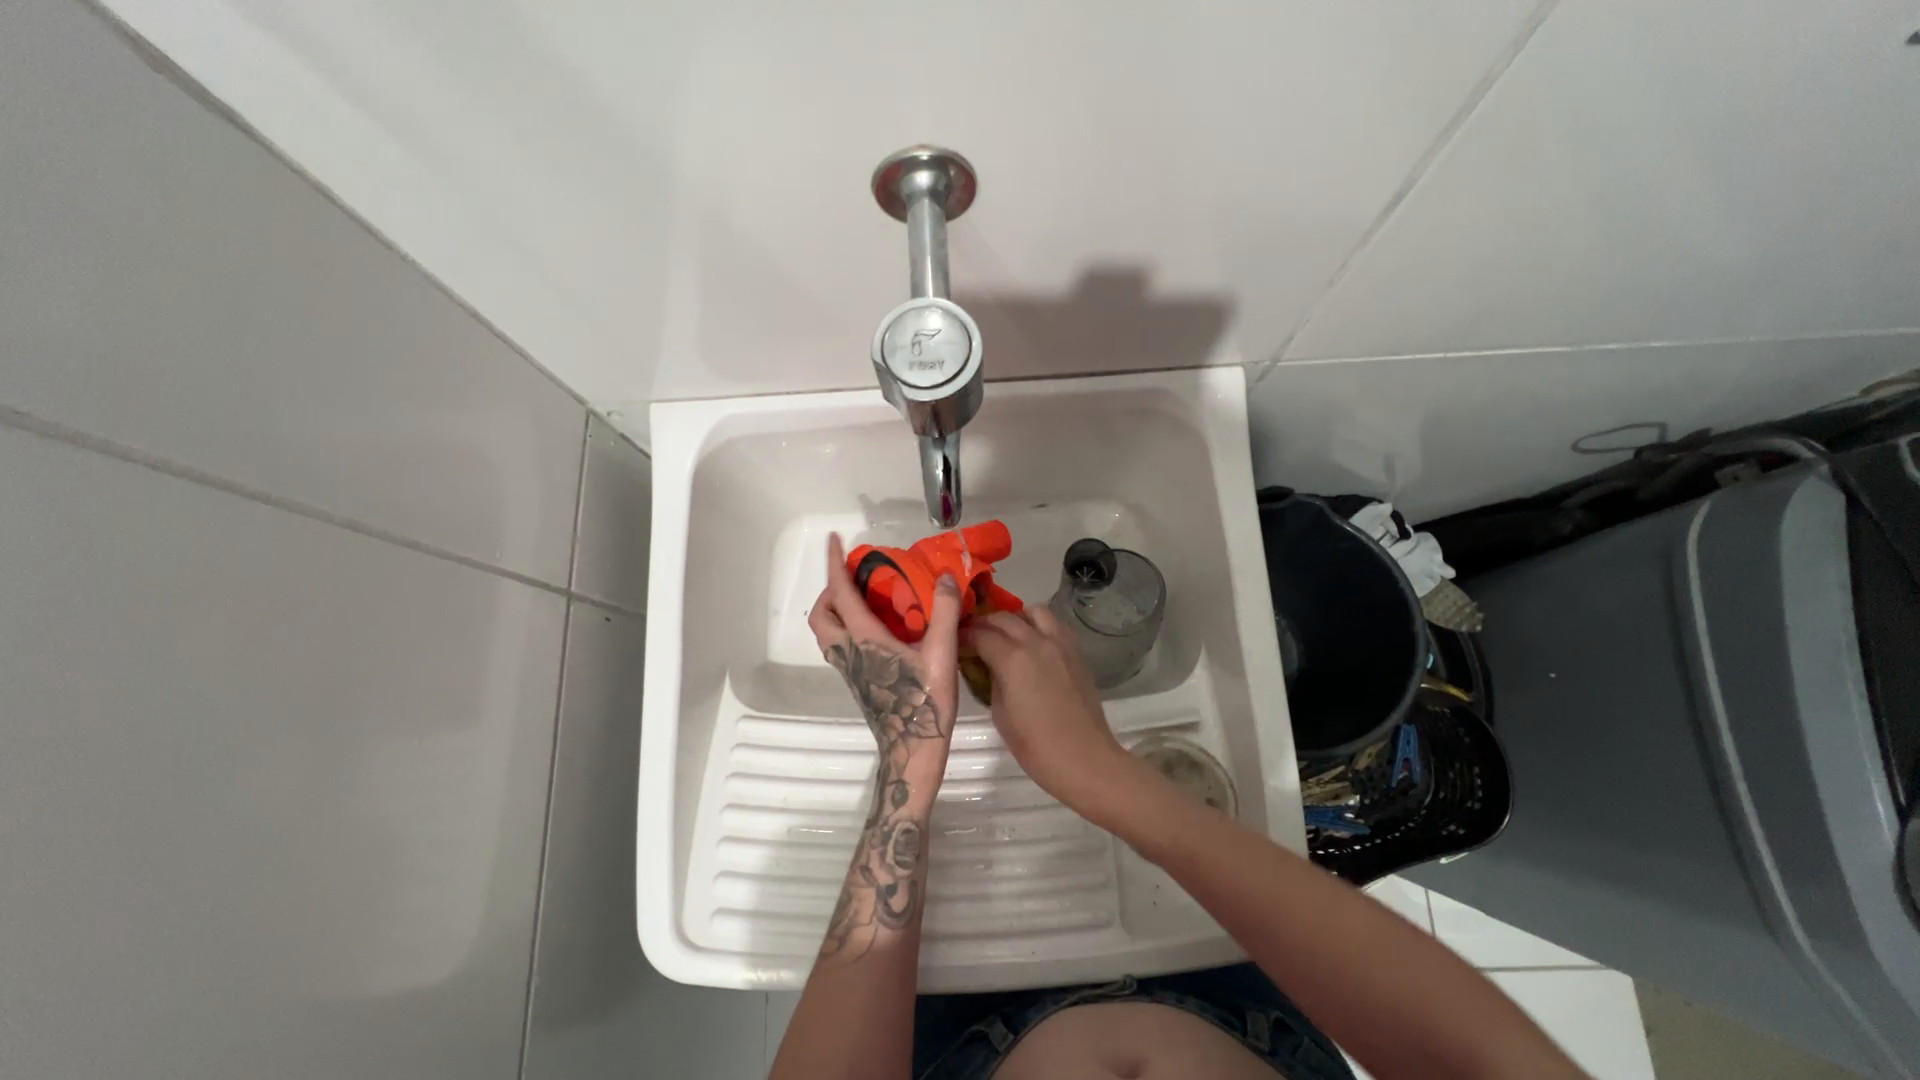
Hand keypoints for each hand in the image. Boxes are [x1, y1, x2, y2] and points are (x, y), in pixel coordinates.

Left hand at [808, 533, 961, 762]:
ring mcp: (850, 669)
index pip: (840, 593)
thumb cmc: (924, 703)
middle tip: (854, 577)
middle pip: (821, 614)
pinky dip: (847, 626)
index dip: (835, 564)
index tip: (834, 540)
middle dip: (830, 590)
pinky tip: (879, 629)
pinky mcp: (858, 681)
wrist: (912, 751)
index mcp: (864, 639)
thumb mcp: (941, 654)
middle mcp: (849, 651)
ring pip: (826, 632)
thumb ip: (945, 612)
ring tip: (865, 598)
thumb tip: (947, 577)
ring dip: (835, 609)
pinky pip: (840, 645)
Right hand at [967, 607, 1141, 816]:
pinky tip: (1032, 645)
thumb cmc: (1035, 746)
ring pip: (1034, 611)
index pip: (981, 634)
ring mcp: (1060, 644)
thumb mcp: (1000, 714)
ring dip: (1016, 618)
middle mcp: (1037, 642)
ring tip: (1007, 635)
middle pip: (1004, 618)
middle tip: (974, 637)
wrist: (1084, 758)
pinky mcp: (1076, 652)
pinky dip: (1038, 626)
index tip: (955, 642)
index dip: (964, 636)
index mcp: (1013, 659)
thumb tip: (988, 666)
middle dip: (985, 624)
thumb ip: (991, 681)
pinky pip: (1054, 625)